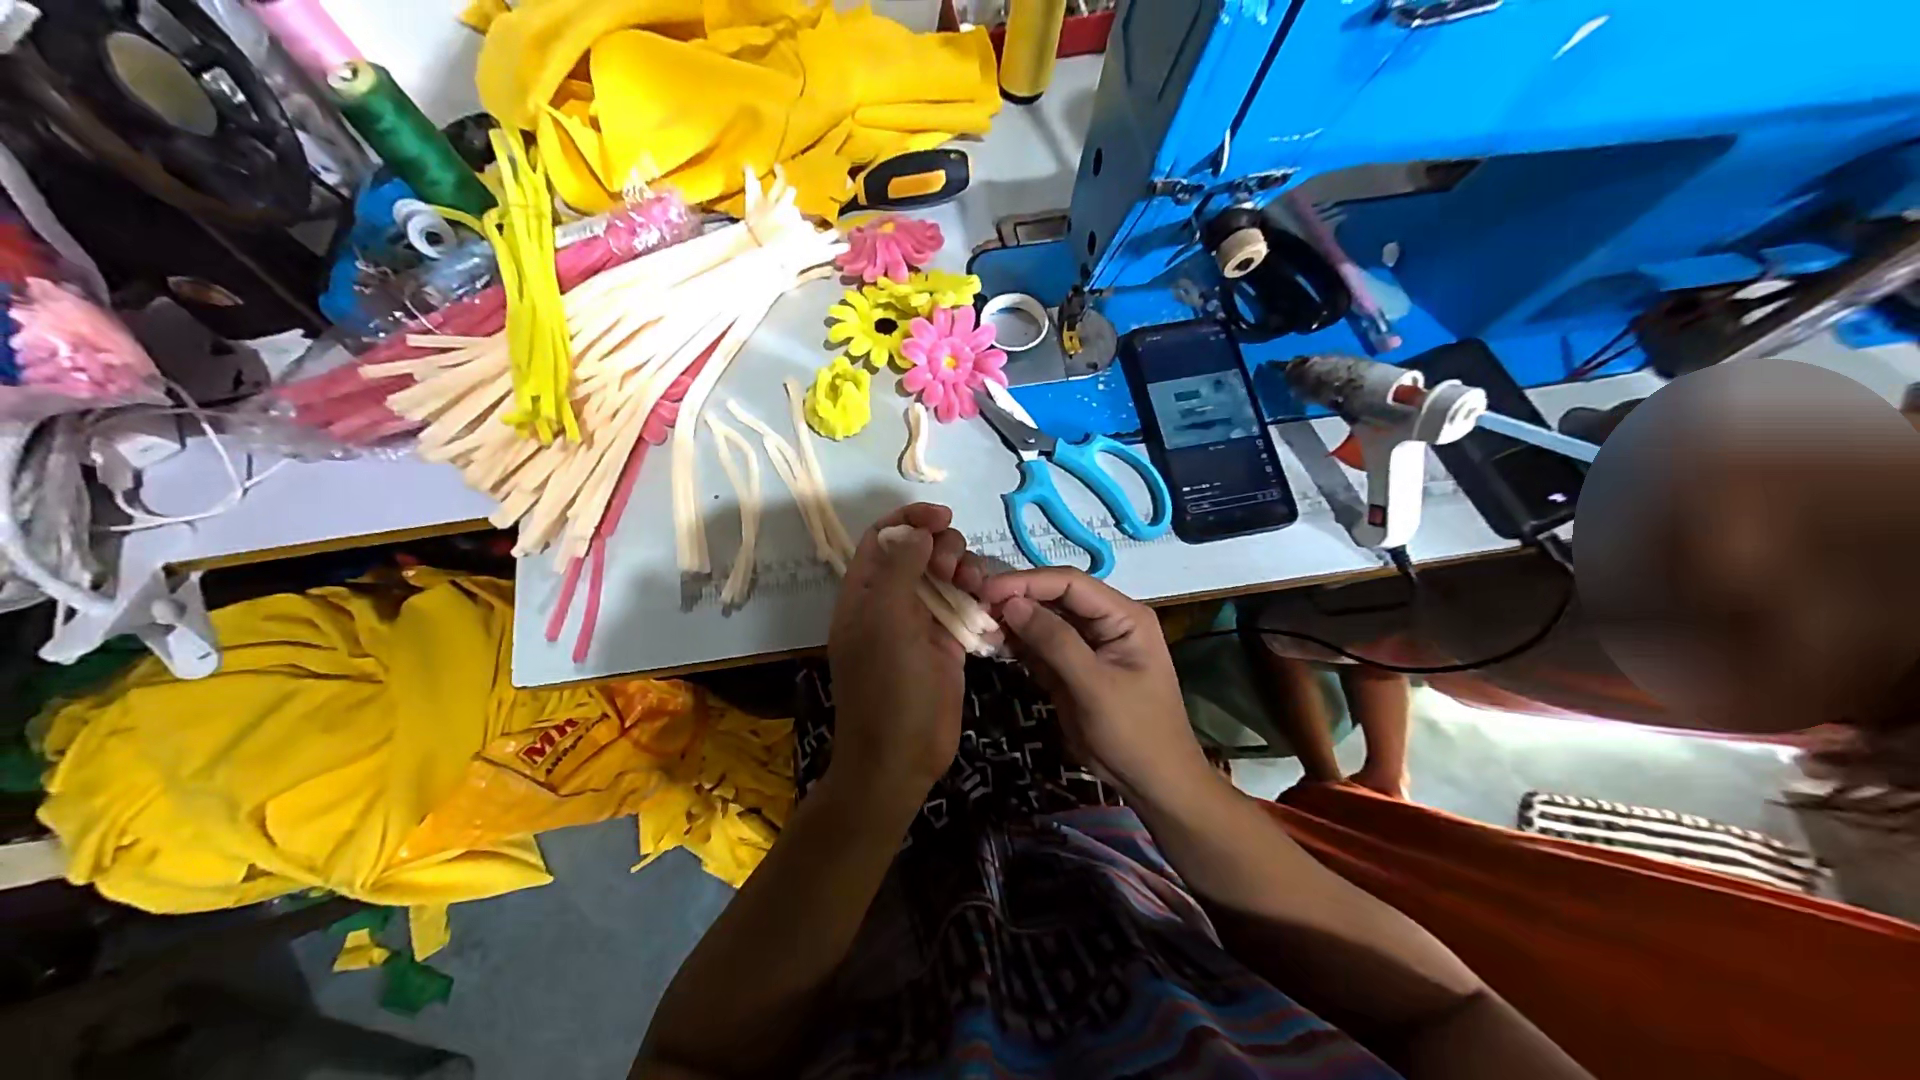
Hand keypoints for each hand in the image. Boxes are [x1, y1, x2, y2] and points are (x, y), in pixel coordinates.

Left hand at [826, 503, 969, 804]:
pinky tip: (987, 603)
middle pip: (917, 552)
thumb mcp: (886, 621)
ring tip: (975, 586)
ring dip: (962, 571)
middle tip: (956, 566)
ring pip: (942, 578)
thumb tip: (913, 529)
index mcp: (863, 593)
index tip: (943, 516)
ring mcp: (918, 624)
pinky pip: (961, 607)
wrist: (901, 758)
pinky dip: (975, 598)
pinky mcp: (945, 644)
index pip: (883, 537)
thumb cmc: (887, 688)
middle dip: (940, 546)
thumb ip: (897, 569)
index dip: (910, 519)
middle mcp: (889, 602)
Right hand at [969, 565, 1210, 800]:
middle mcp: (1104, 621)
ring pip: (1042, 620)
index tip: (988, 590)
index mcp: (1122, 615)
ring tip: (978, 624)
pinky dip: (1016, 644)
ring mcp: (1086, 645)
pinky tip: (992, 643)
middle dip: (1016, 599)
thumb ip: (1055, 641)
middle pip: (1053, 597)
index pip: (1069, 583)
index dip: (1027, 582)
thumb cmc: (1134, 731)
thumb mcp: (1095, 685)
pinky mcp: (1069, 668)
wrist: (1152, 783)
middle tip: (975, 605)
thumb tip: (1012, 603)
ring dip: (1012, 621)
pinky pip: (1039, 646)